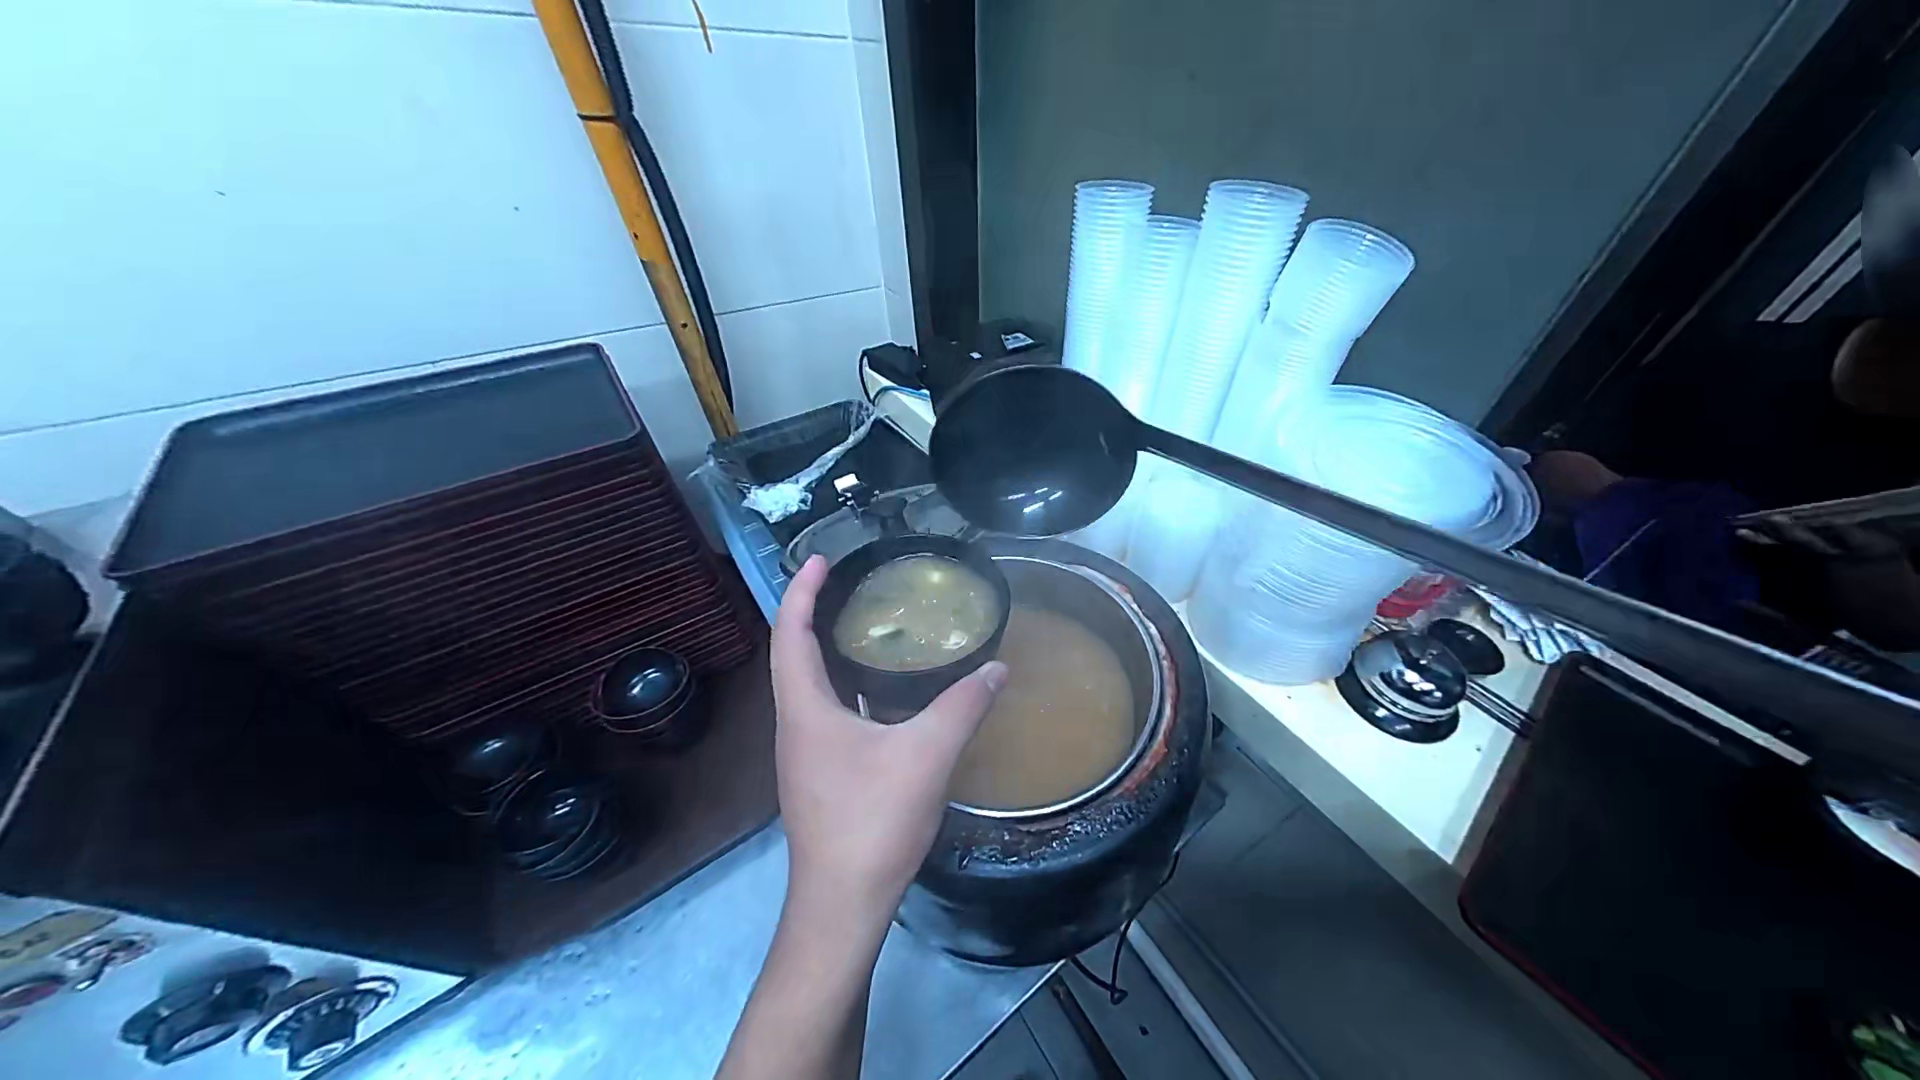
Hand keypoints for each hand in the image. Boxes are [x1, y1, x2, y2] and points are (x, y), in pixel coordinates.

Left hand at [770, 554, 1007, 930]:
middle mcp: (794, 725)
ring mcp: (803, 753)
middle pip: (792, 655)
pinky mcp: (818, 775)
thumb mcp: (927, 756)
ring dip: (825, 651)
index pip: (791, 634)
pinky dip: (843, 686)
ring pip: (807, 686)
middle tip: (848, 587)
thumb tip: (997, 668)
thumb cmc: (872, 822)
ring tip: (863, 628)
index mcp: (805, 709)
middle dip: (813, 614)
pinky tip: (879, 694)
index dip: (802, 592)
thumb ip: (963, 707)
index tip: (820, 560)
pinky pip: (824, 712)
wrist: (842, 904)